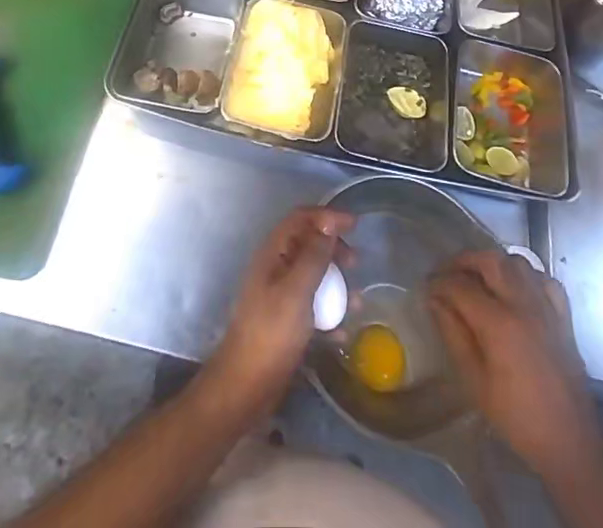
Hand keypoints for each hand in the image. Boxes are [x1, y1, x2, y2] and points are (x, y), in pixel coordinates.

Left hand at [203, 207, 355, 419]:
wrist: (246, 386)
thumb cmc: (271, 332)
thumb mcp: (297, 290)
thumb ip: (314, 255)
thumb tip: (329, 224)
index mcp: (273, 255)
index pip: (300, 219)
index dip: (327, 216)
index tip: (355, 225)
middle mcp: (275, 270)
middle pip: (308, 244)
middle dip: (334, 249)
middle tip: (355, 263)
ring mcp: (280, 296)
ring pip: (314, 277)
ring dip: (337, 284)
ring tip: (356, 302)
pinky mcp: (286, 322)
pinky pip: (313, 307)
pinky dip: (329, 313)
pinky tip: (342, 332)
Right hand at [428, 250, 601, 478]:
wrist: (568, 439)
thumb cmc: (516, 416)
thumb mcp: (474, 381)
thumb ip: (454, 335)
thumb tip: (435, 302)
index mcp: (499, 323)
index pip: (461, 286)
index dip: (439, 282)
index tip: (426, 288)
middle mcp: (524, 304)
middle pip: (491, 261)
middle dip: (464, 261)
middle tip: (447, 273)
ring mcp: (547, 307)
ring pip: (518, 263)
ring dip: (493, 263)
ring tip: (476, 278)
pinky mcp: (564, 317)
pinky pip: (544, 280)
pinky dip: (526, 275)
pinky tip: (515, 289)